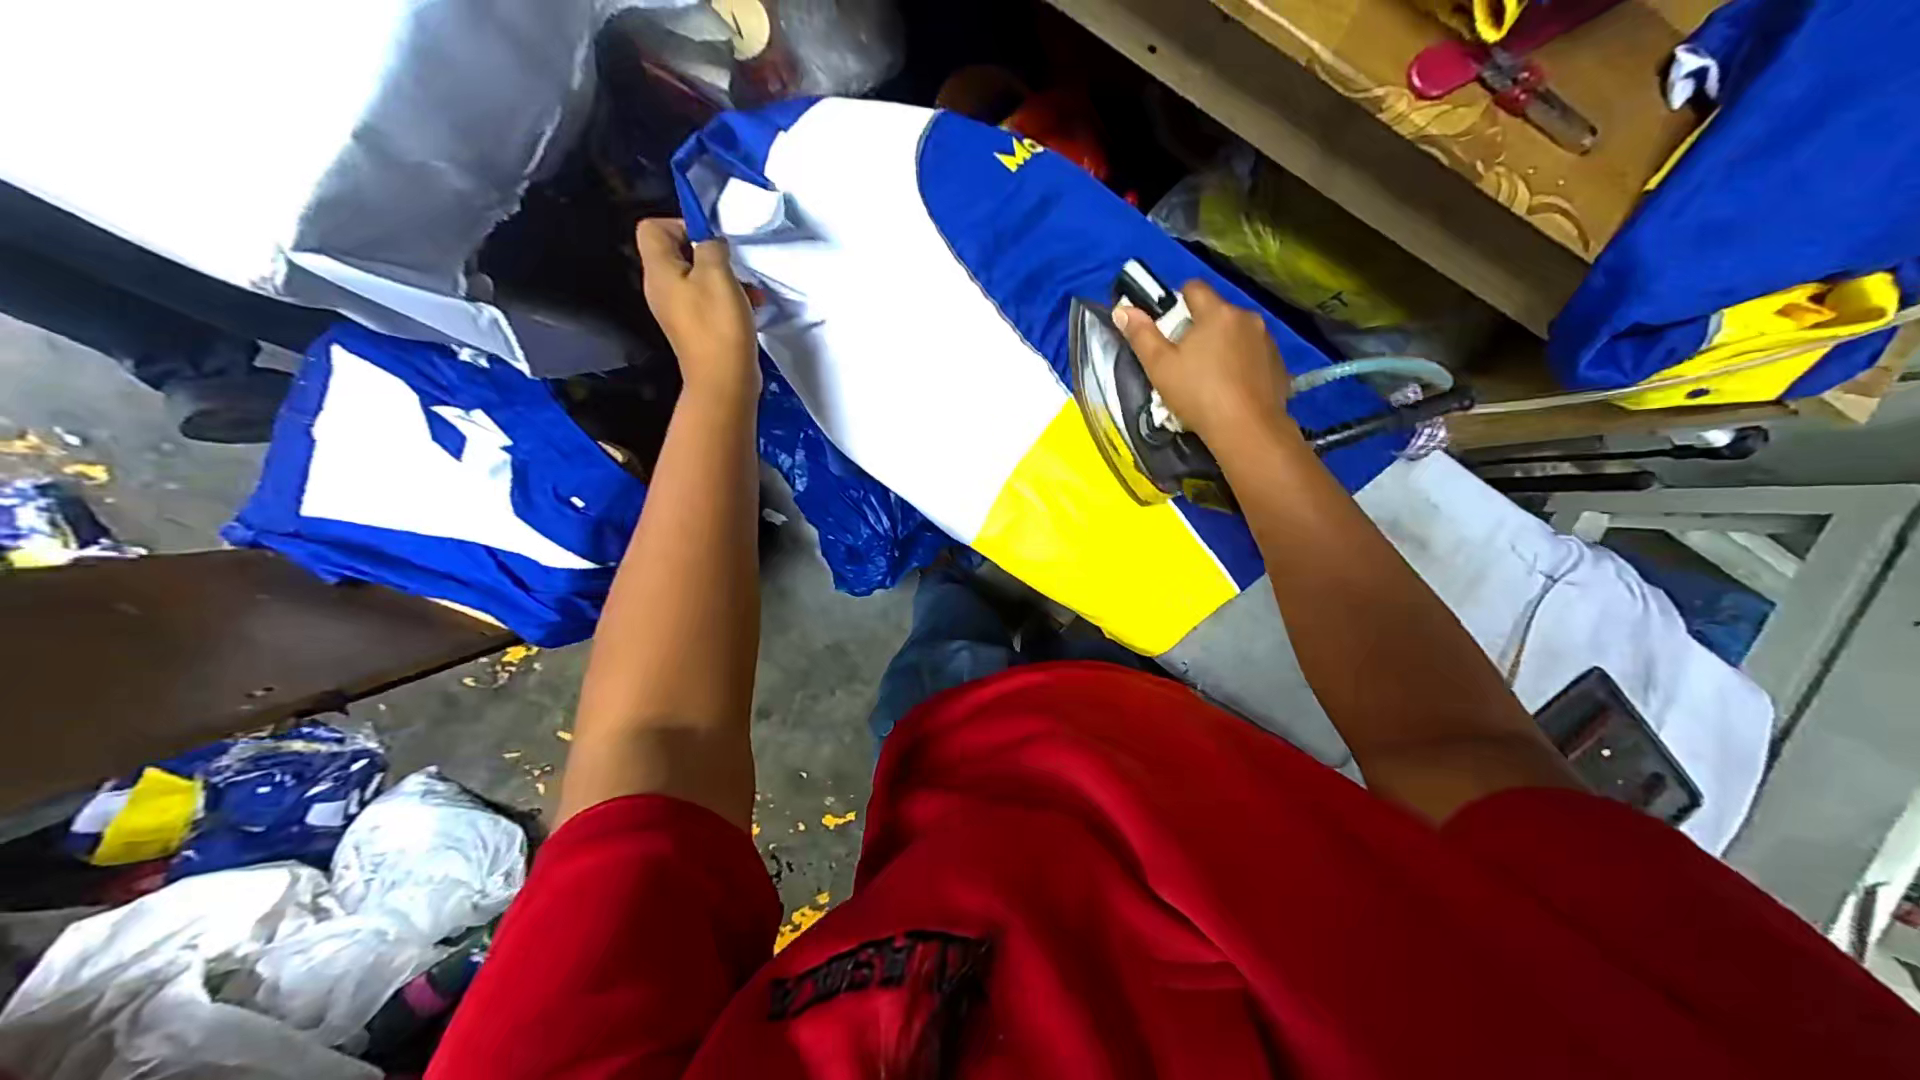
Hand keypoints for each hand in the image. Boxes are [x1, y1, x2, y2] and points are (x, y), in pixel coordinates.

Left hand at [636, 218, 759, 403]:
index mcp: (658, 271)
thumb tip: (711, 243)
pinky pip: (708, 300)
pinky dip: (727, 298)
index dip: (680, 224)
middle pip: (677, 252)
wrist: (724, 380)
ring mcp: (678, 310)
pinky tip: (750, 306)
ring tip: (748, 289)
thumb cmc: (718, 325)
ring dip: (724, 277)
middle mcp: (661, 288)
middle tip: (732, 264)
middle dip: (708, 252)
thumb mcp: (718, 274)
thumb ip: (711, 246)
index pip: (652, 228)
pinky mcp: (696, 327)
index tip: (710, 239)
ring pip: (697, 277)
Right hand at [1112, 280, 1296, 449]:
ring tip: (1210, 378)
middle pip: (1216, 312)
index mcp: (1217, 312)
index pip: (1194, 288)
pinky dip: (1242, 364)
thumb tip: (1122, 310)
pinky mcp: (1279, 363)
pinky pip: (1254, 354)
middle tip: (1184, 361)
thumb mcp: (1160, 367)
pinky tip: (1232, 388)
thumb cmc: (1198, 394)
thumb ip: (1141, 335)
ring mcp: (1267, 340)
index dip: (1177, 302)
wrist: (1248, 430)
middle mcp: (1247, 317)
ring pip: (1237, 333)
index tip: (1168, 329)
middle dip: (1200, 328)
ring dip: (1223, 345)